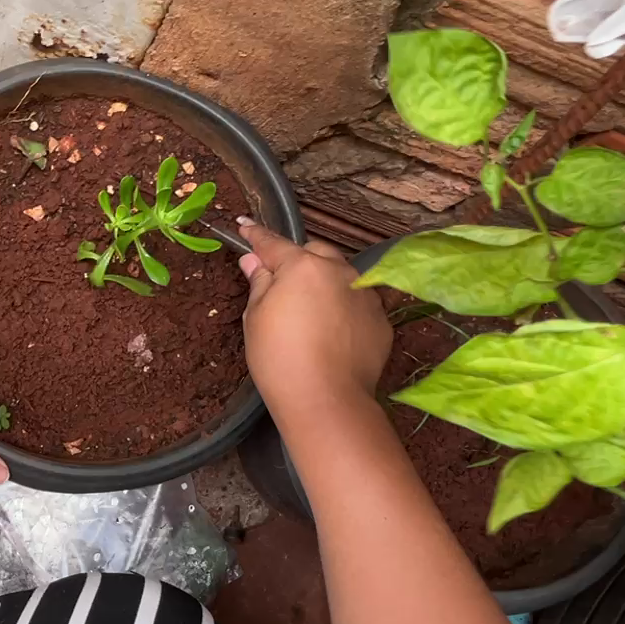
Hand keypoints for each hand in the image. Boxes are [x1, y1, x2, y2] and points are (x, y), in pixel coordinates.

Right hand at [237, 217, 391, 417]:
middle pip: (314, 253)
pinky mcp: (380, 319)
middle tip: (280, 287)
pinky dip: (342, 308)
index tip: (243, 224)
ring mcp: (364, 294)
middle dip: (298, 262)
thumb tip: (254, 261)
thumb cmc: (279, 357)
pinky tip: (329, 334)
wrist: (326, 398)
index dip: (255, 235)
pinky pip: (356, 301)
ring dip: (323, 283)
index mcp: (303, 266)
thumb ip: (259, 283)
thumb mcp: (256, 318)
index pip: (273, 243)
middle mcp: (339, 270)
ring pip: (340, 275)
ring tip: (308, 313)